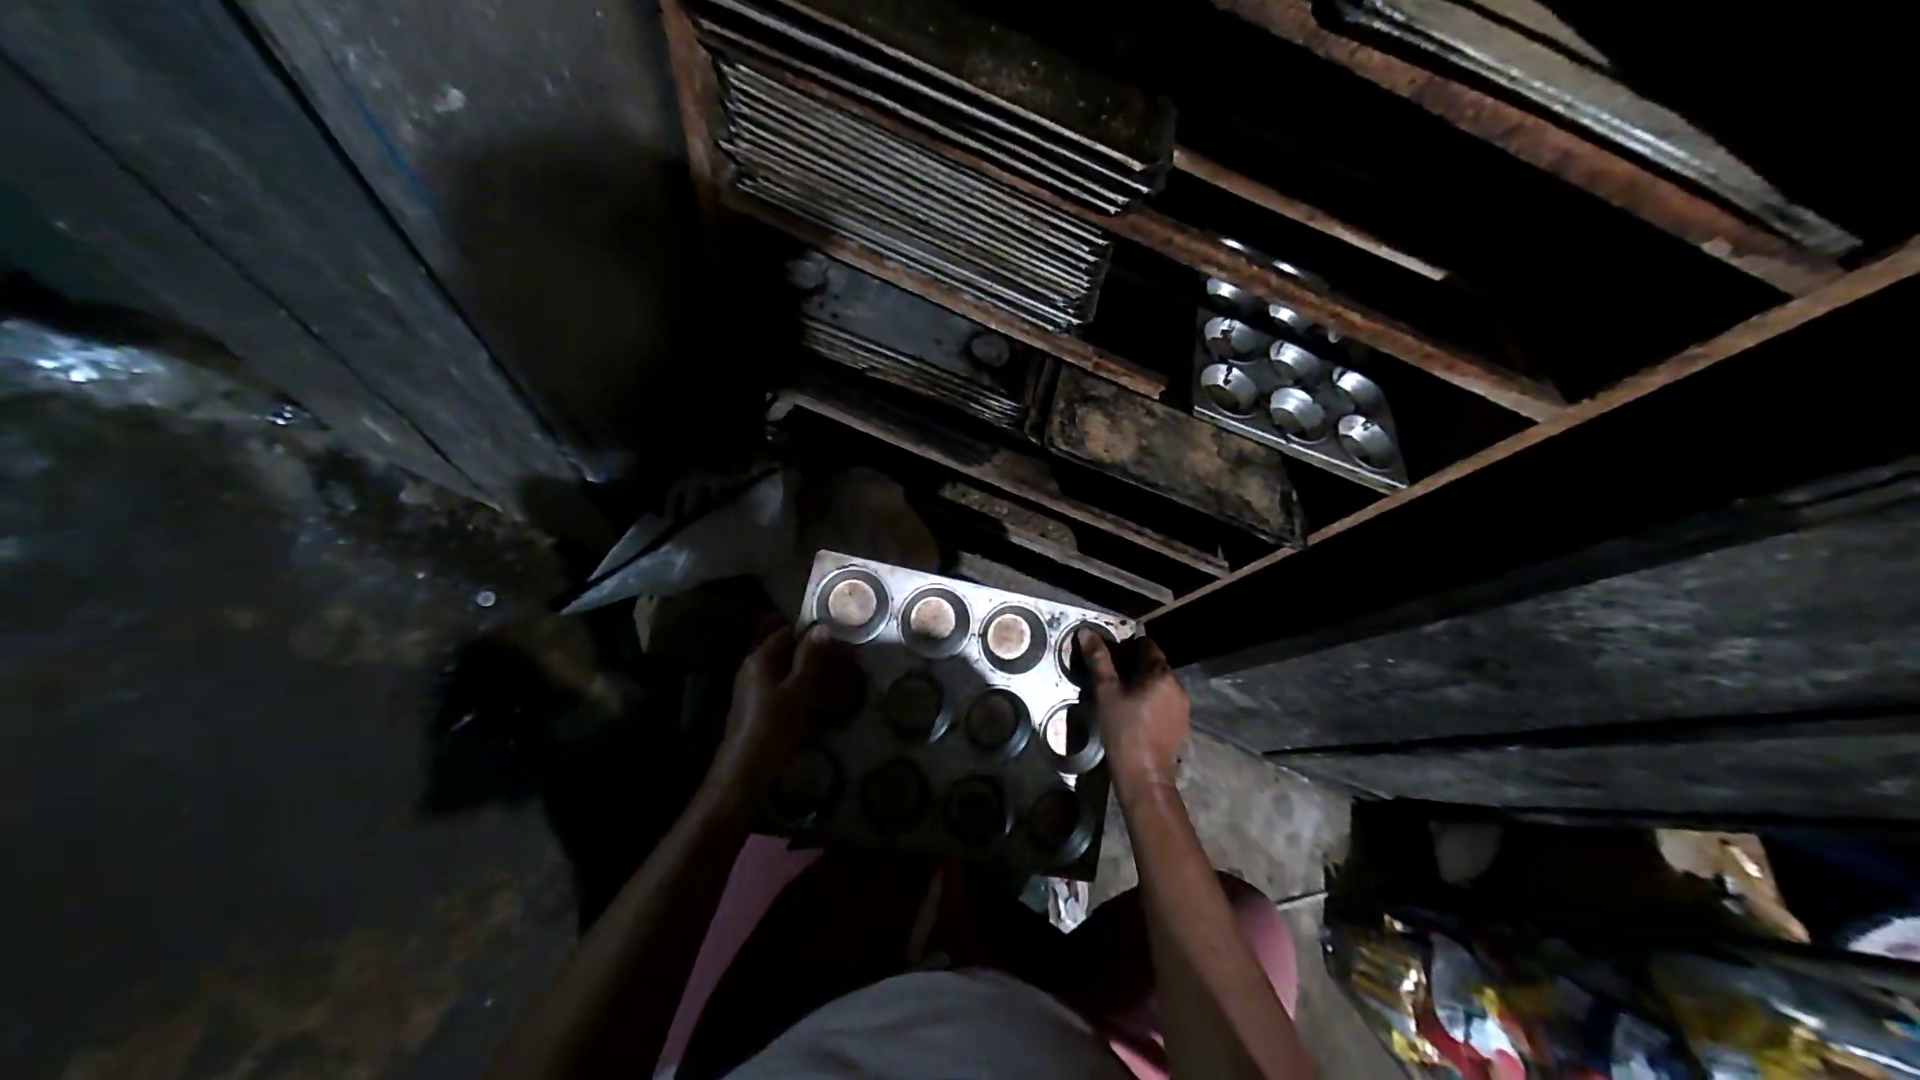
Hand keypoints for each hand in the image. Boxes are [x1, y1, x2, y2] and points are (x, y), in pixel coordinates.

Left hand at [703, 618, 839, 811]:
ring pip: (776, 660)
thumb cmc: (773, 724)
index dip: (808, 628)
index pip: (785, 630)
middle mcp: (751, 665)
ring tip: (826, 659)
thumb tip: (823, 627)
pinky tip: (810, 682)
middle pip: (777, 642)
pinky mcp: (754, 700)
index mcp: (758, 657)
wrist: (746, 766)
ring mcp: (750, 683)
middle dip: (800, 638)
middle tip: (828, 640)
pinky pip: (775, 677)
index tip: (832, 629)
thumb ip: (809, 658)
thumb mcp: (797, 690)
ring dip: (798, 657)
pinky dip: (792, 673)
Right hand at [1078, 630, 1188, 791]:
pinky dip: (1150, 699)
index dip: (1125, 647)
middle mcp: (1177, 684)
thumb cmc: (1124, 730)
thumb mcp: (1106, 693)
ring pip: (1158, 682)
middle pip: (1153, 663)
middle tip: (1108, 679)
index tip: (1108, 660)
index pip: (1146, 644)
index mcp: (1160, 673)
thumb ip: (1098, 660)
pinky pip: (1164, 699)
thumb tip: (1086, 633)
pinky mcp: (1181, 721)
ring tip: (1120, 697)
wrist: (1145, 774)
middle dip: (1132, 665)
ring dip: (1141, 683)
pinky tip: (1134, 714)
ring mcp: (1182, 704)